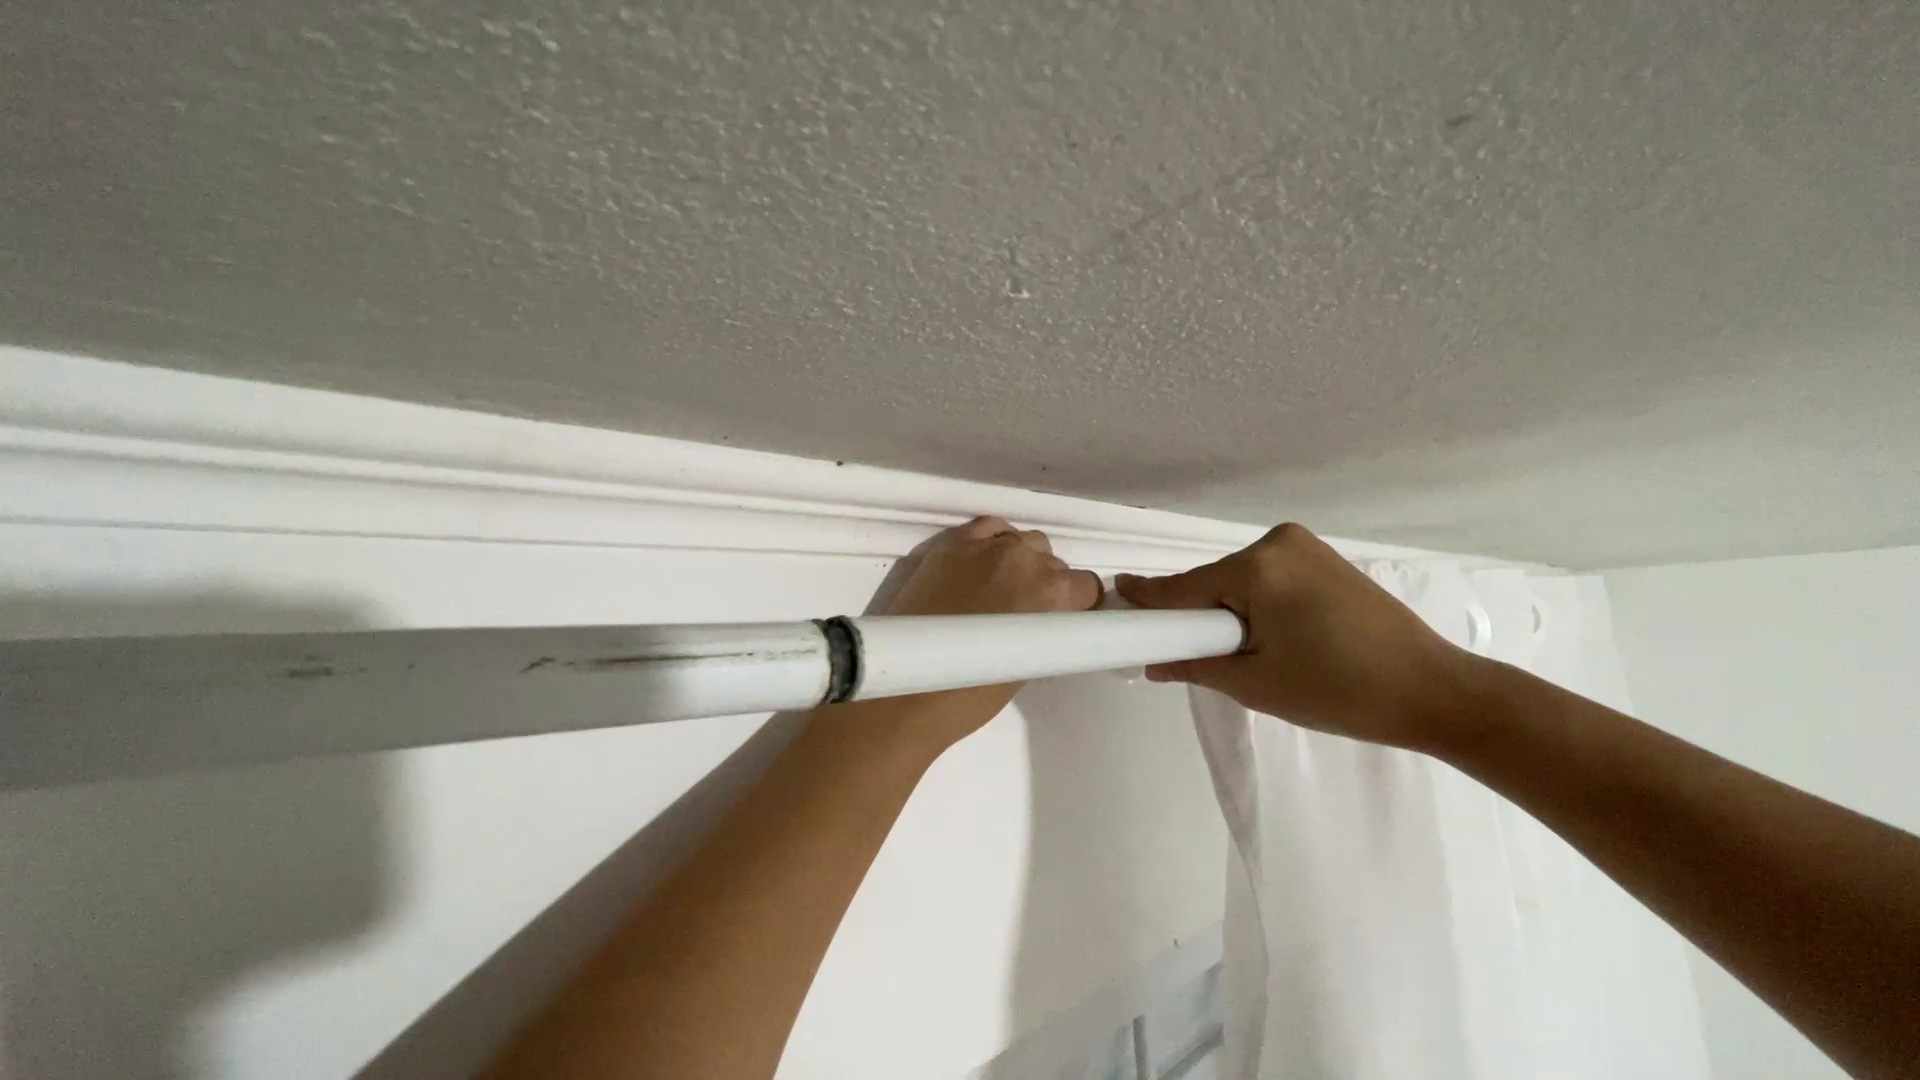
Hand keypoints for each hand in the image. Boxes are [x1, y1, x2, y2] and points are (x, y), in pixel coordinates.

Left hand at [829, 516, 1102, 755]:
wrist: (907, 694)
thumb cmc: (973, 695)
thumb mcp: (1029, 663)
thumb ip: (1046, 629)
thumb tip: (1045, 617)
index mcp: (1054, 594)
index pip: (1086, 584)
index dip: (1077, 603)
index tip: (1063, 618)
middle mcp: (1025, 560)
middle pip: (1052, 560)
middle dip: (1046, 582)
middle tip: (1024, 609)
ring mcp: (985, 548)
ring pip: (1021, 540)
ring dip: (1020, 560)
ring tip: (1000, 587)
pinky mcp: (951, 545)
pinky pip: (988, 527)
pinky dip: (992, 541)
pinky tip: (983, 563)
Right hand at [1116, 523, 1482, 752]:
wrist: (1434, 691)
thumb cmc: (1340, 691)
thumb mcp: (1255, 684)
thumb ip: (1195, 664)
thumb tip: (1152, 661)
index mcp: (1259, 566)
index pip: (1184, 588)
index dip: (1147, 604)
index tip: (1111, 605)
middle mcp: (1278, 541)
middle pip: (1212, 584)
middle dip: (1200, 620)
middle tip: (1197, 661)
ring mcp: (1306, 547)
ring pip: (1240, 584)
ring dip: (1231, 615)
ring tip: (1250, 659)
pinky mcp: (1325, 560)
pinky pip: (1268, 581)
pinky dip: (1257, 607)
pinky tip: (1273, 640)